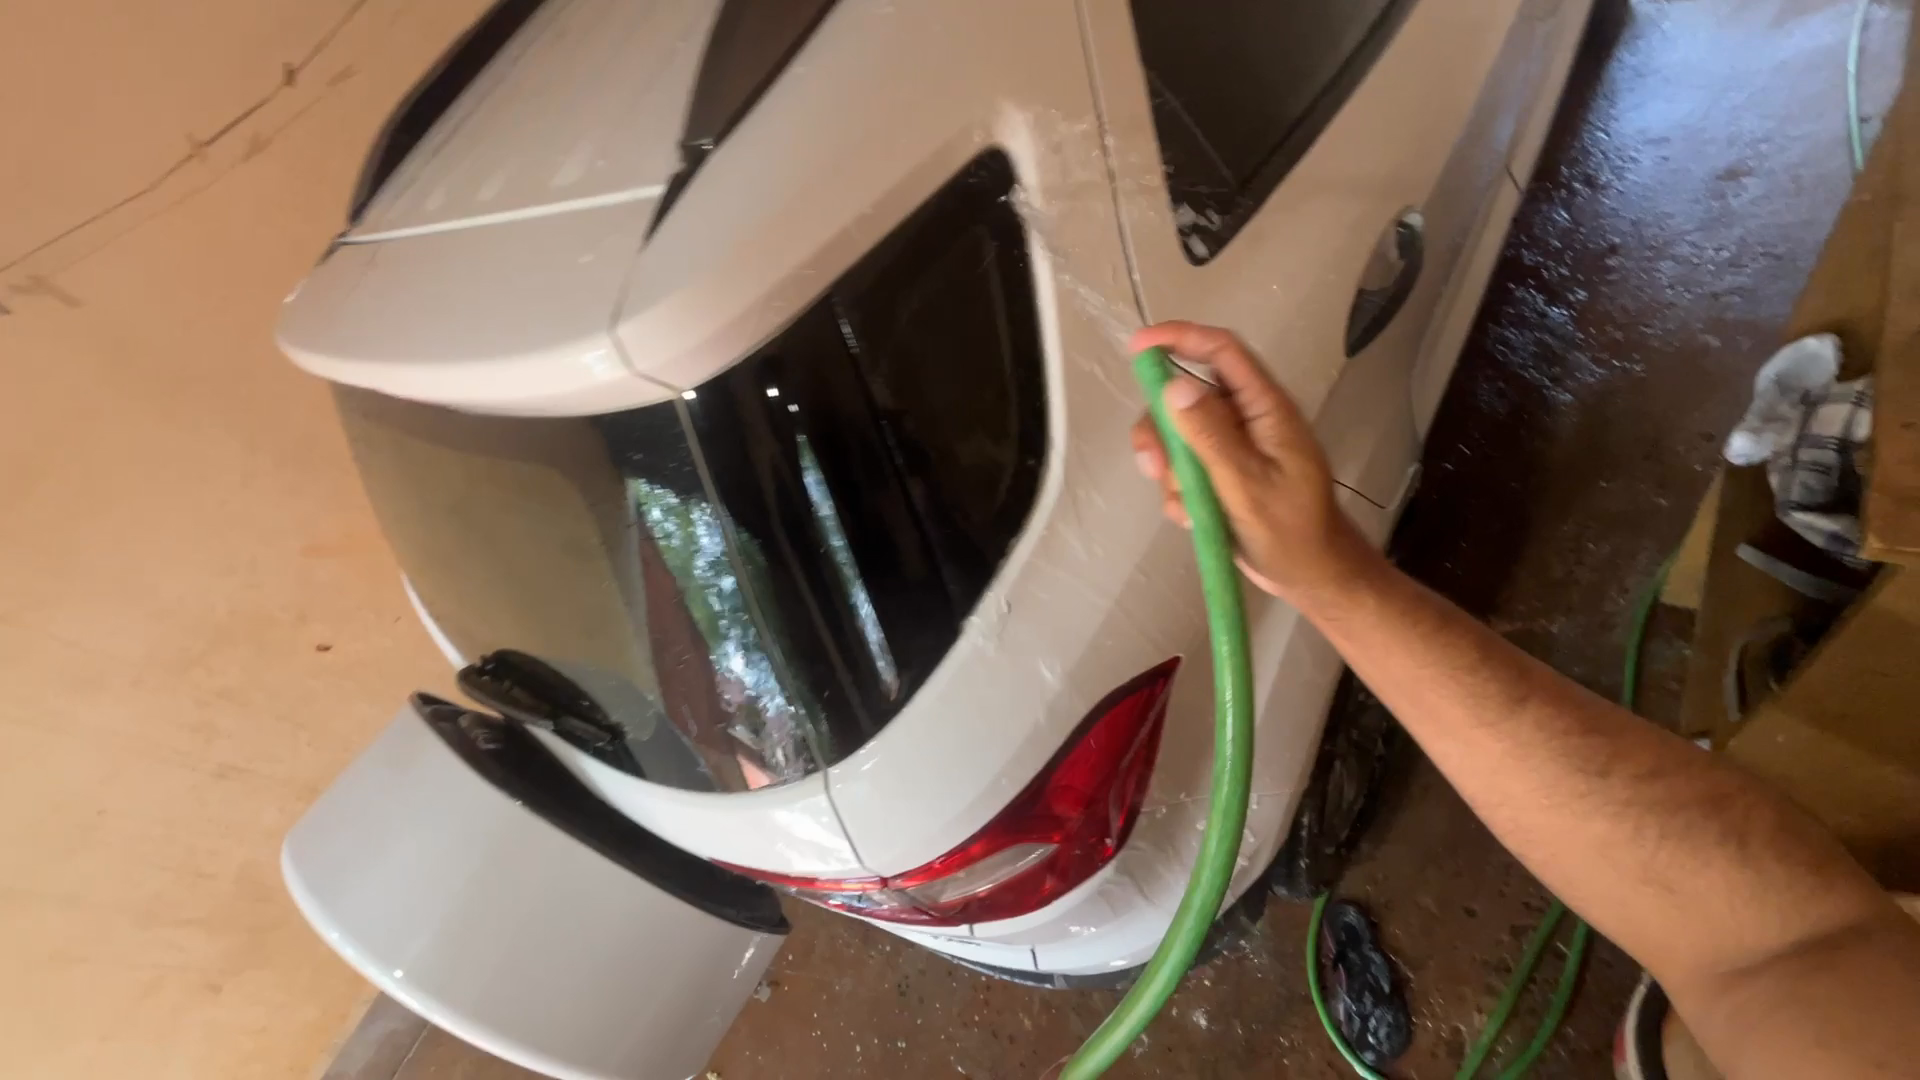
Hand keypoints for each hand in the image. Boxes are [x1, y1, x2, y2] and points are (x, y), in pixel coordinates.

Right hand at [1129, 321, 1377, 607]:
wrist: (1308, 575)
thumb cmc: (1291, 530)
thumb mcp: (1247, 484)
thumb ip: (1211, 436)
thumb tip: (1174, 386)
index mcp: (1264, 408)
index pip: (1221, 352)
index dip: (1180, 339)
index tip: (1138, 347)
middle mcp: (1243, 419)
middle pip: (1183, 398)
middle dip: (1162, 433)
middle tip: (1154, 468)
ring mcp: (1228, 448)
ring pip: (1175, 438)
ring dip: (1171, 472)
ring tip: (1189, 507)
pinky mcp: (1217, 474)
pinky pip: (1180, 470)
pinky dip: (1179, 494)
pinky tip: (1196, 519)